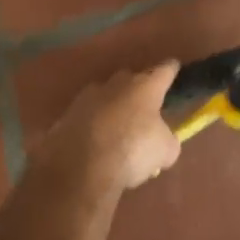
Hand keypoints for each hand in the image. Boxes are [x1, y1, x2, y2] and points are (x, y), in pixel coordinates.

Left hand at [38, 60, 182, 190]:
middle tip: (141, 110)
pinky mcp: (64, 117)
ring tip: (112, 129)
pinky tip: (89, 144)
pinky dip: (88, 126)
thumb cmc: (131, 152)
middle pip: (131, 78)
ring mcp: (87, 98)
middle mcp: (118, 84)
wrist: (78, 170)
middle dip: (136, 90)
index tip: (174, 72)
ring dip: (109, 107)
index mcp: (146, 86)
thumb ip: (168, 141)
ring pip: (103, 96)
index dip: (171, 71)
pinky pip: (83, 117)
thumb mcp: (164, 152)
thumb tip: (165, 142)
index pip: (165, 69)